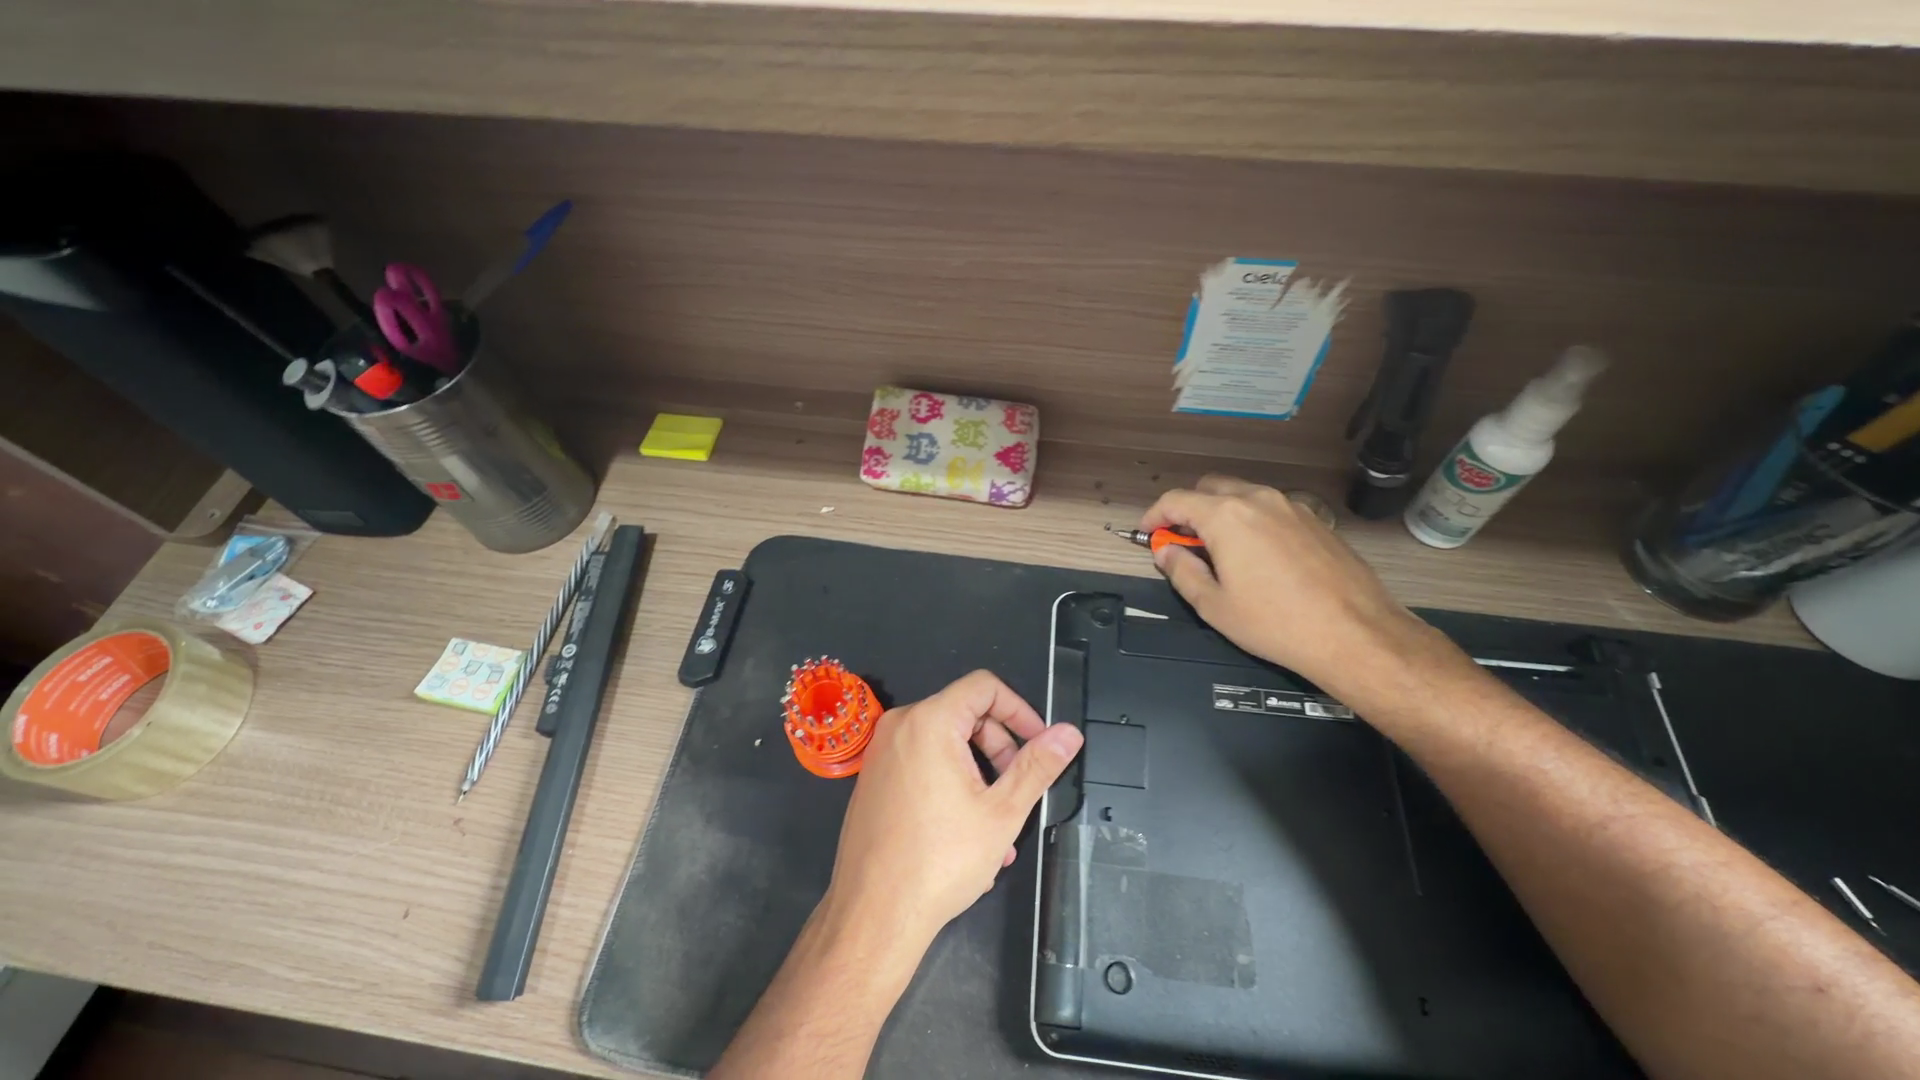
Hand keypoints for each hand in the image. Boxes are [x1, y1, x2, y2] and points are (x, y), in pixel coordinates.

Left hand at [823, 670, 1083, 950]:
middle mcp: (899, 728)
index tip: (1039, 743)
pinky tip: (968, 835)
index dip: (1020, 710)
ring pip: (945, 746)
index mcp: (929, 722)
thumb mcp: (1002, 812)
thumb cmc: (940, 860)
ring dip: (981, 777)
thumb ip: (1037, 766)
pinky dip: (951, 786)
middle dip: (1001, 750)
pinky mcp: (873, 782)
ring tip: (1000, 830)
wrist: (874, 913)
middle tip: (1019, 793)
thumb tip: (1068, 734)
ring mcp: (881, 755)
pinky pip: (922, 767)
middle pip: (965, 715)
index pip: (984, 686)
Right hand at [1142, 476, 1453, 690]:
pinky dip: (1252, 521)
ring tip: (1219, 552)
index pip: (1176, 500)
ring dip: (1221, 513)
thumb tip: (1166, 553)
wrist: (1353, 632)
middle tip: (1182, 543)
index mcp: (1226, 516)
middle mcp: (1258, 500)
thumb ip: (1182, 572)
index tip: (1148, 535)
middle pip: (1209, 488)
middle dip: (1188, 510)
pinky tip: (1257, 557)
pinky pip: (1271, 509)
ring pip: (1243, 495)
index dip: (1154, 516)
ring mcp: (1291, 507)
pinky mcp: (1315, 520)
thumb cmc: (1276, 623)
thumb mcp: (1214, 605)